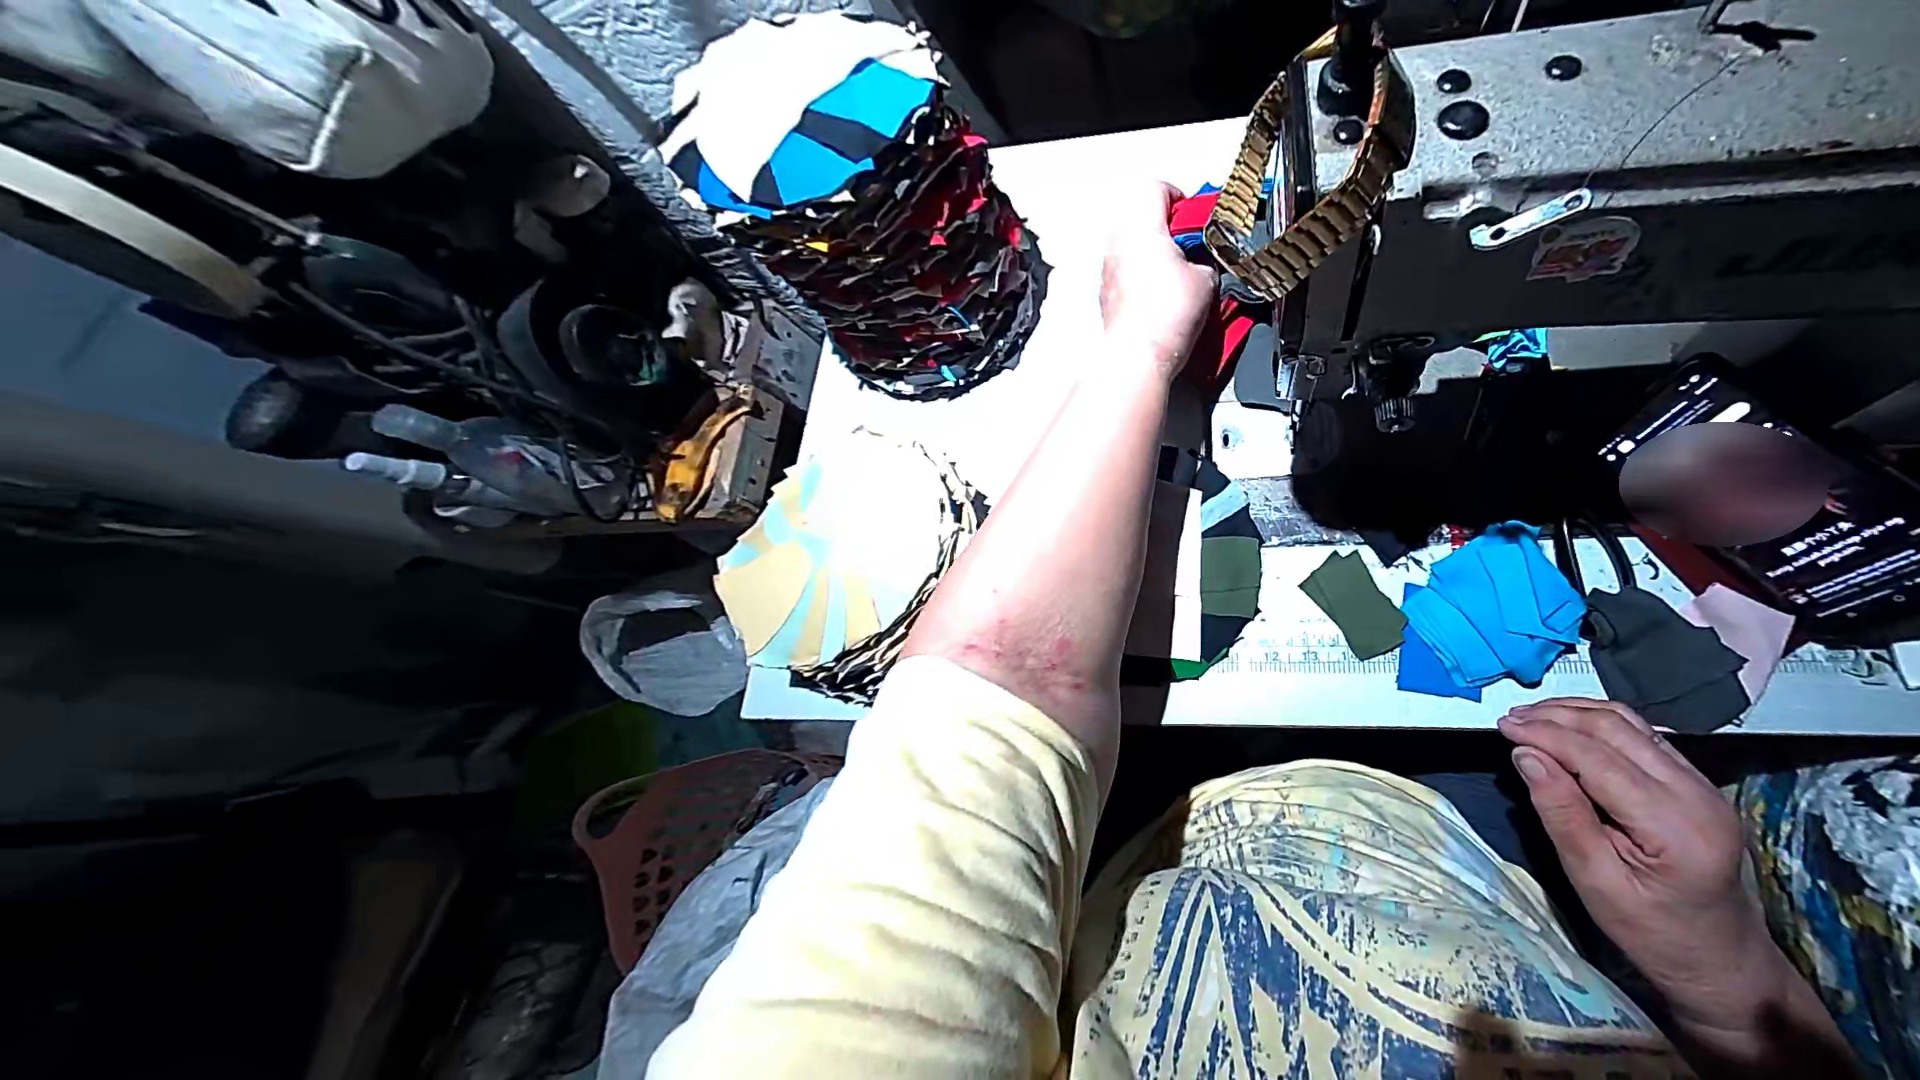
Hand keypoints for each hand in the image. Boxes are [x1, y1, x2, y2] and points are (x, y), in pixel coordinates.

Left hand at [1098, 182, 1216, 379]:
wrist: (1138, 357)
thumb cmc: (1164, 317)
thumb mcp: (1207, 278)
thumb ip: (1206, 258)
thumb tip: (1204, 263)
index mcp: (1140, 230)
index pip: (1154, 189)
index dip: (1180, 198)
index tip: (1194, 213)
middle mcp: (1117, 248)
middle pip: (1141, 219)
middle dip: (1168, 229)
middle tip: (1191, 244)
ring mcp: (1109, 274)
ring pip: (1133, 249)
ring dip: (1155, 255)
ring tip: (1180, 274)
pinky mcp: (1108, 298)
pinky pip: (1127, 276)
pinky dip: (1144, 280)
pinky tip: (1163, 298)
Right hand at [1500, 698, 1851, 1074]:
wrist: (1721, 960)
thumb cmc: (1653, 930)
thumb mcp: (1593, 879)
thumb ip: (1560, 812)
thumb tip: (1526, 755)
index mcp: (1676, 826)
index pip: (1597, 757)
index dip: (1544, 735)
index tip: (1501, 728)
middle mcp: (1698, 797)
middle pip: (1616, 730)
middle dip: (1554, 717)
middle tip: (1509, 721)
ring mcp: (1703, 787)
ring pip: (1630, 724)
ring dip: (1574, 714)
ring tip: (1530, 719)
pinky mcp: (1695, 785)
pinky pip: (1642, 734)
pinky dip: (1596, 723)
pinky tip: (1566, 728)